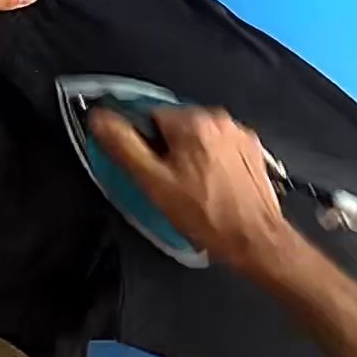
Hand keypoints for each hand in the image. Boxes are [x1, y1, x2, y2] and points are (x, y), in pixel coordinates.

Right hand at [88, 106, 293, 272]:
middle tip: (171, 181)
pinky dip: (212, 159)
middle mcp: (217, 118)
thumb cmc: (207, 216)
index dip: (146, 144)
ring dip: (191, 153)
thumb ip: (123, 145)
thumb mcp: (154, 183)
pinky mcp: (251, 147)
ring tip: (194, 187)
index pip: (150, 116)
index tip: (152, 167)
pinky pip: (220, 144)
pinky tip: (213, 185)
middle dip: (168, 149)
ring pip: (198, 135)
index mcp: (192, 121)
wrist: (256, 240)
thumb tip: (100, 118)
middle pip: (175, 124)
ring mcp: (237, 132)